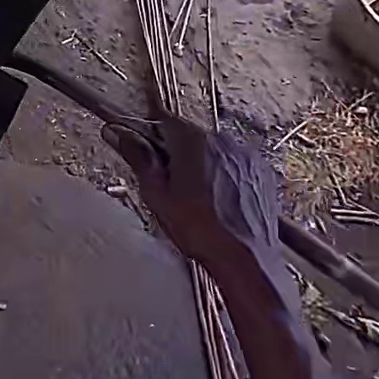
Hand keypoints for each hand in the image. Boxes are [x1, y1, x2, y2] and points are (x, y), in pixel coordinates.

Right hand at [103, 120, 282, 273]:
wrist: (245, 261)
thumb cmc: (200, 229)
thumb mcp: (155, 193)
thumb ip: (136, 156)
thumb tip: (116, 132)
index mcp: (192, 140)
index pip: (162, 118)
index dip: (147, 126)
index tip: (140, 136)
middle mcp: (221, 141)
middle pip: (187, 134)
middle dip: (174, 150)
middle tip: (165, 179)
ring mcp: (244, 156)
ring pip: (211, 149)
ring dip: (200, 163)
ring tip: (194, 195)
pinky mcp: (261, 173)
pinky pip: (233, 163)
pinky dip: (222, 174)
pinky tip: (216, 199)